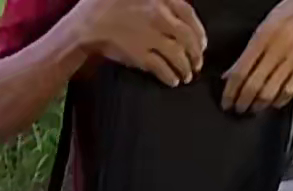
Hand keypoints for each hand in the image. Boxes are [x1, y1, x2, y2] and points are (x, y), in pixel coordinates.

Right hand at [70, 0, 206, 86]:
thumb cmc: (109, 3)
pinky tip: (173, 81)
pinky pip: (161, 68)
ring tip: (187, 76)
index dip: (198, 31)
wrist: (90, 23)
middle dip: (195, 53)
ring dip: (185, 67)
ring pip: (177, 54)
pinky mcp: (140, 56)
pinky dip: (170, 76)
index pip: (188, 14)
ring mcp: (150, 37)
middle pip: (186, 37)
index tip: (202, 43)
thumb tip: (172, 7)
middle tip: (198, 64)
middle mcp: (159, 17)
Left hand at [222, 0, 292, 109]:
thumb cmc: (285, 19)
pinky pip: (287, 92)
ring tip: (253, 108)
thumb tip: (226, 78)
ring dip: (257, 106)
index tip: (226, 104)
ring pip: (269, 93)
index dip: (230, 93)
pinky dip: (276, 102)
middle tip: (238, 109)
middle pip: (253, 86)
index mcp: (262, 37)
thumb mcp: (262, 30)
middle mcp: (276, 48)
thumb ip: (245, 55)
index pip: (240, 72)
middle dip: (242, 103)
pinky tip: (271, 102)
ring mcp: (292, 58)